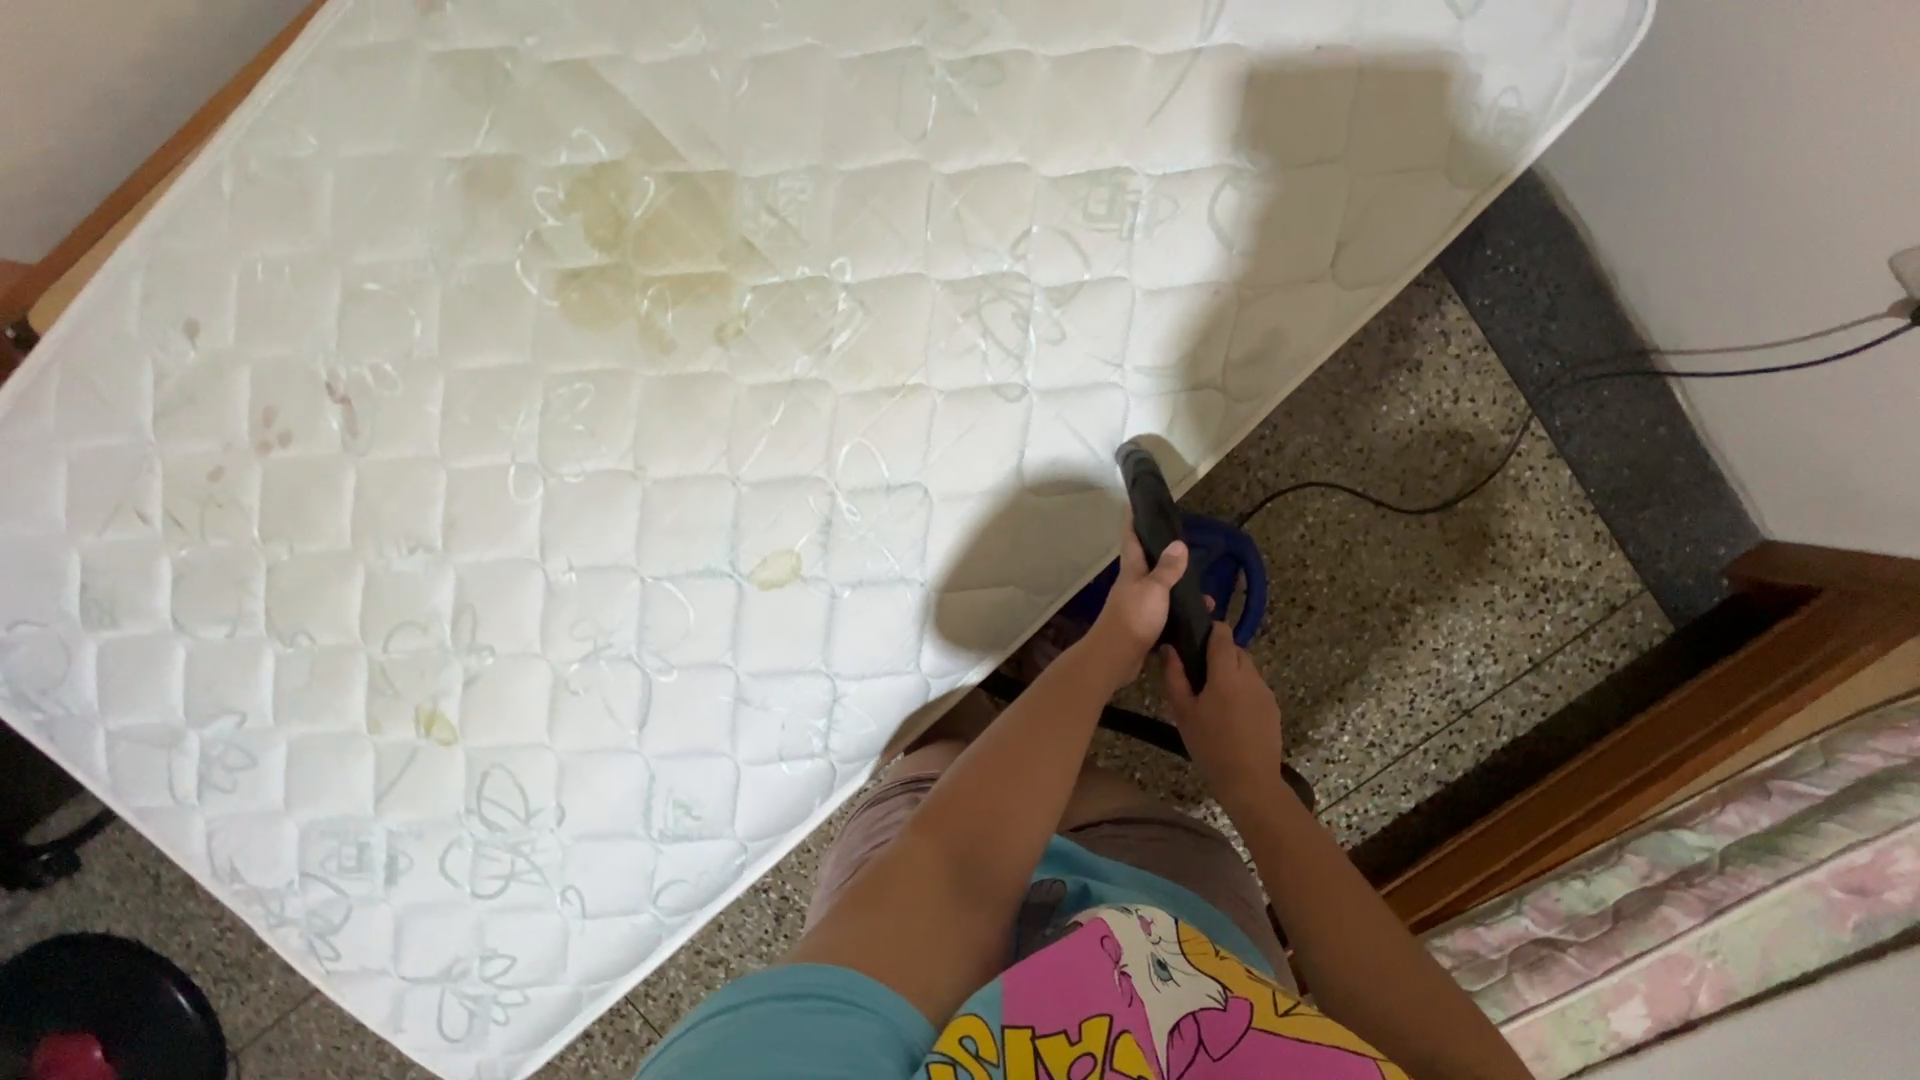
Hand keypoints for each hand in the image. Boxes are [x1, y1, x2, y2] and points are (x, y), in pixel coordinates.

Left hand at [1083, 523, 1188, 689]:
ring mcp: (1136, 606)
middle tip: (1184, 547)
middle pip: (1146, 563)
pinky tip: (1196, 617)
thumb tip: (1178, 544)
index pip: (1131, 539)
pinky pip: (1164, 613)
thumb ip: (1167, 569)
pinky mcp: (1143, 626)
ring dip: (1178, 587)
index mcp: (1132, 571)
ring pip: (1159, 590)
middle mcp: (1132, 585)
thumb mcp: (1155, 589)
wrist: (1116, 657)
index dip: (1133, 521)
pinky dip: (1179, 612)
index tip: (1137, 505)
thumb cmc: (1134, 617)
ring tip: (1204, 591)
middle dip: (1163, 554)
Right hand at [1161, 624, 1284, 811]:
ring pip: (1247, 668)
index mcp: (1226, 673)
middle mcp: (1250, 676)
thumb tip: (1169, 649)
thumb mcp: (1183, 712)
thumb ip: (1174, 676)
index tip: (1195, 637)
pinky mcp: (1273, 707)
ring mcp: (1265, 691)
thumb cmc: (1210, 745)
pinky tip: (1230, 714)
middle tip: (1198, 674)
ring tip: (1213, 697)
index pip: (1222, 634)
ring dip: (1231, 672)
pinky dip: (1242, 689)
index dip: (1210, 629)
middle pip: (1236, 650)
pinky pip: (1255, 686)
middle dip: (1219, 653)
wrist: (1250, 781)